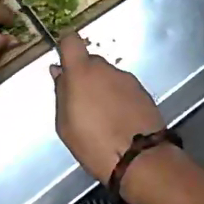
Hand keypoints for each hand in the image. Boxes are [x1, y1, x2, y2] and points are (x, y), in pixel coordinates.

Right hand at [51, 31, 164, 182]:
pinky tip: (120, 121)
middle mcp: (106, 70)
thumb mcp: (65, 124)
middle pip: (91, 62)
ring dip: (103, 89)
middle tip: (82, 103)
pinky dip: (119, 99)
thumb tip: (59, 73)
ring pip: (109, 77)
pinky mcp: (144, 93)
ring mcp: (128, 80)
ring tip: (103, 118)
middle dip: (85, 77)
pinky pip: (124, 89)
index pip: (71, 42)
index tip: (64, 66)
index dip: (66, 49)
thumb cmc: (94, 144)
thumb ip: (61, 93)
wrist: (141, 160)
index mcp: (82, 73)